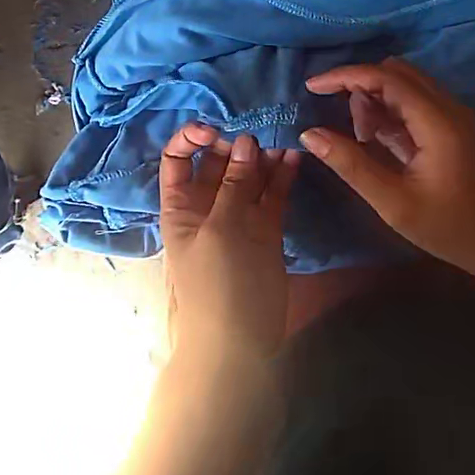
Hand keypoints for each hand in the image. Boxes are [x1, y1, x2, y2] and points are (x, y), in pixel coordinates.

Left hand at [160, 124, 299, 363]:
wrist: (239, 345)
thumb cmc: (218, 285)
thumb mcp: (221, 231)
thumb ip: (234, 185)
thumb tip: (246, 141)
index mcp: (181, 204)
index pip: (179, 158)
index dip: (193, 138)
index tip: (217, 129)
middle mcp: (208, 204)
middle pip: (219, 162)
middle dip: (238, 143)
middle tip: (262, 131)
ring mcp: (238, 215)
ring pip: (249, 175)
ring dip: (264, 156)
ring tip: (284, 141)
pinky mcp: (266, 227)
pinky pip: (272, 193)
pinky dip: (283, 176)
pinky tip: (295, 159)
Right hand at [299, 58, 474, 271]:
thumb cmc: (446, 227)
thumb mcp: (392, 202)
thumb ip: (351, 164)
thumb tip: (310, 135)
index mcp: (437, 121)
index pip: (385, 78)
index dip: (345, 76)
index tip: (312, 86)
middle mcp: (448, 106)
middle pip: (394, 72)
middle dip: (358, 84)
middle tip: (336, 116)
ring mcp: (452, 113)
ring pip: (403, 82)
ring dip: (373, 97)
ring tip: (359, 136)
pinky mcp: (450, 123)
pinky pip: (412, 99)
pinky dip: (387, 108)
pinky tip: (374, 138)